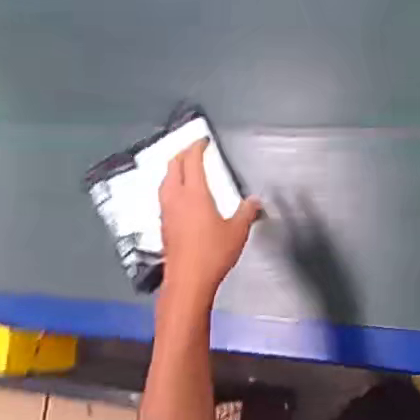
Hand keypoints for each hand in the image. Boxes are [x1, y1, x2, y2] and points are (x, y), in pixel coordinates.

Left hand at [158, 140, 259, 311]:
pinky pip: (165, 195)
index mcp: (194, 193)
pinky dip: (172, 186)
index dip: (196, 147)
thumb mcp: (238, 231)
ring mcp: (166, 210)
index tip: (203, 141)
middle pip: (173, 166)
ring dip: (174, 170)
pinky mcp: (164, 223)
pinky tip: (180, 195)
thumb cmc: (214, 252)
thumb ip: (247, 212)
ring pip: (165, 180)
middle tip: (192, 150)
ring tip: (185, 169)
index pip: (191, 161)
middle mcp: (175, 197)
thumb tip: (255, 201)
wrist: (188, 278)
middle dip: (182, 154)